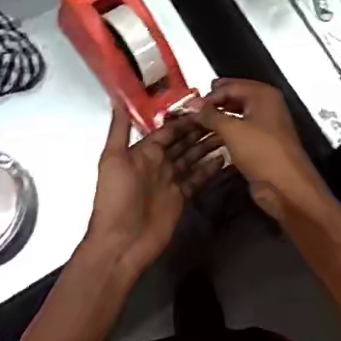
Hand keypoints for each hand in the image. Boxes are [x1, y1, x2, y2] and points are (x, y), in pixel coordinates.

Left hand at [81, 108, 221, 276]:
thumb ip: (119, 129)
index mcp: (142, 152)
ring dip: (207, 147)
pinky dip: (209, 171)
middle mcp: (158, 164)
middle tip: (221, 119)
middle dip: (199, 131)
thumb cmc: (115, 198)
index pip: (167, 131)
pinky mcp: (180, 199)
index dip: (183, 120)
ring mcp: (170, 182)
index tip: (202, 108)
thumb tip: (117, 98)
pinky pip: (197, 180)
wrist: (122, 242)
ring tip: (227, 135)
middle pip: (182, 143)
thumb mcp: (112, 159)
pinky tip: (223, 160)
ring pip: (192, 159)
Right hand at [194, 79, 330, 221]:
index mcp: (263, 94)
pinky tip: (209, 139)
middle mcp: (265, 105)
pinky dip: (224, 133)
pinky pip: (238, 131)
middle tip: (191, 114)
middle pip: (232, 98)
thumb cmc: (262, 152)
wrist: (286, 187)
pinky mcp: (260, 143)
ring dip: (216, 120)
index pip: (229, 86)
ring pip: (234, 115)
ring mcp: (264, 125)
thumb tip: (193, 106)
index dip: (208, 96)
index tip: (189, 106)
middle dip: (212, 106)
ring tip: (196, 126)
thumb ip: (210, 114)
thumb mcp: (231, 129)